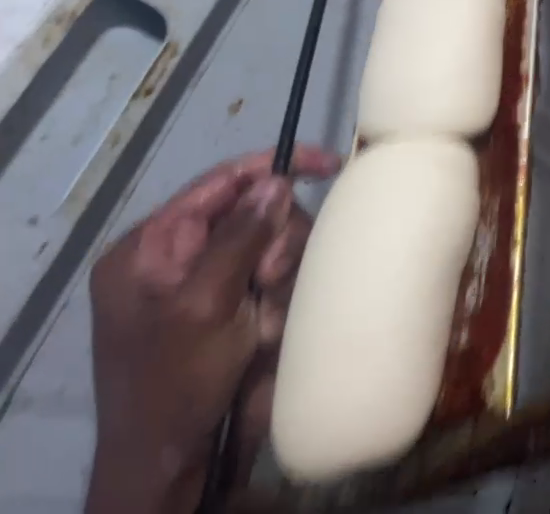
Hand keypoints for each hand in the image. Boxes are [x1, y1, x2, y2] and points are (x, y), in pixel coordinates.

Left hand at [86, 147, 337, 513]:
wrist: (183, 452)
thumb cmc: (174, 380)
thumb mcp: (201, 304)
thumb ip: (238, 239)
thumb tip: (276, 180)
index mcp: (153, 250)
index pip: (220, 184)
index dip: (273, 167)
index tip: (329, 164)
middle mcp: (186, 259)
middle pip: (263, 213)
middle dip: (279, 242)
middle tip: (270, 279)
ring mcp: (221, 284)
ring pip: (286, 244)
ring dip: (287, 276)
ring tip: (268, 315)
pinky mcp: (251, 306)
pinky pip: (293, 276)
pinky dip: (292, 297)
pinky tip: (275, 326)